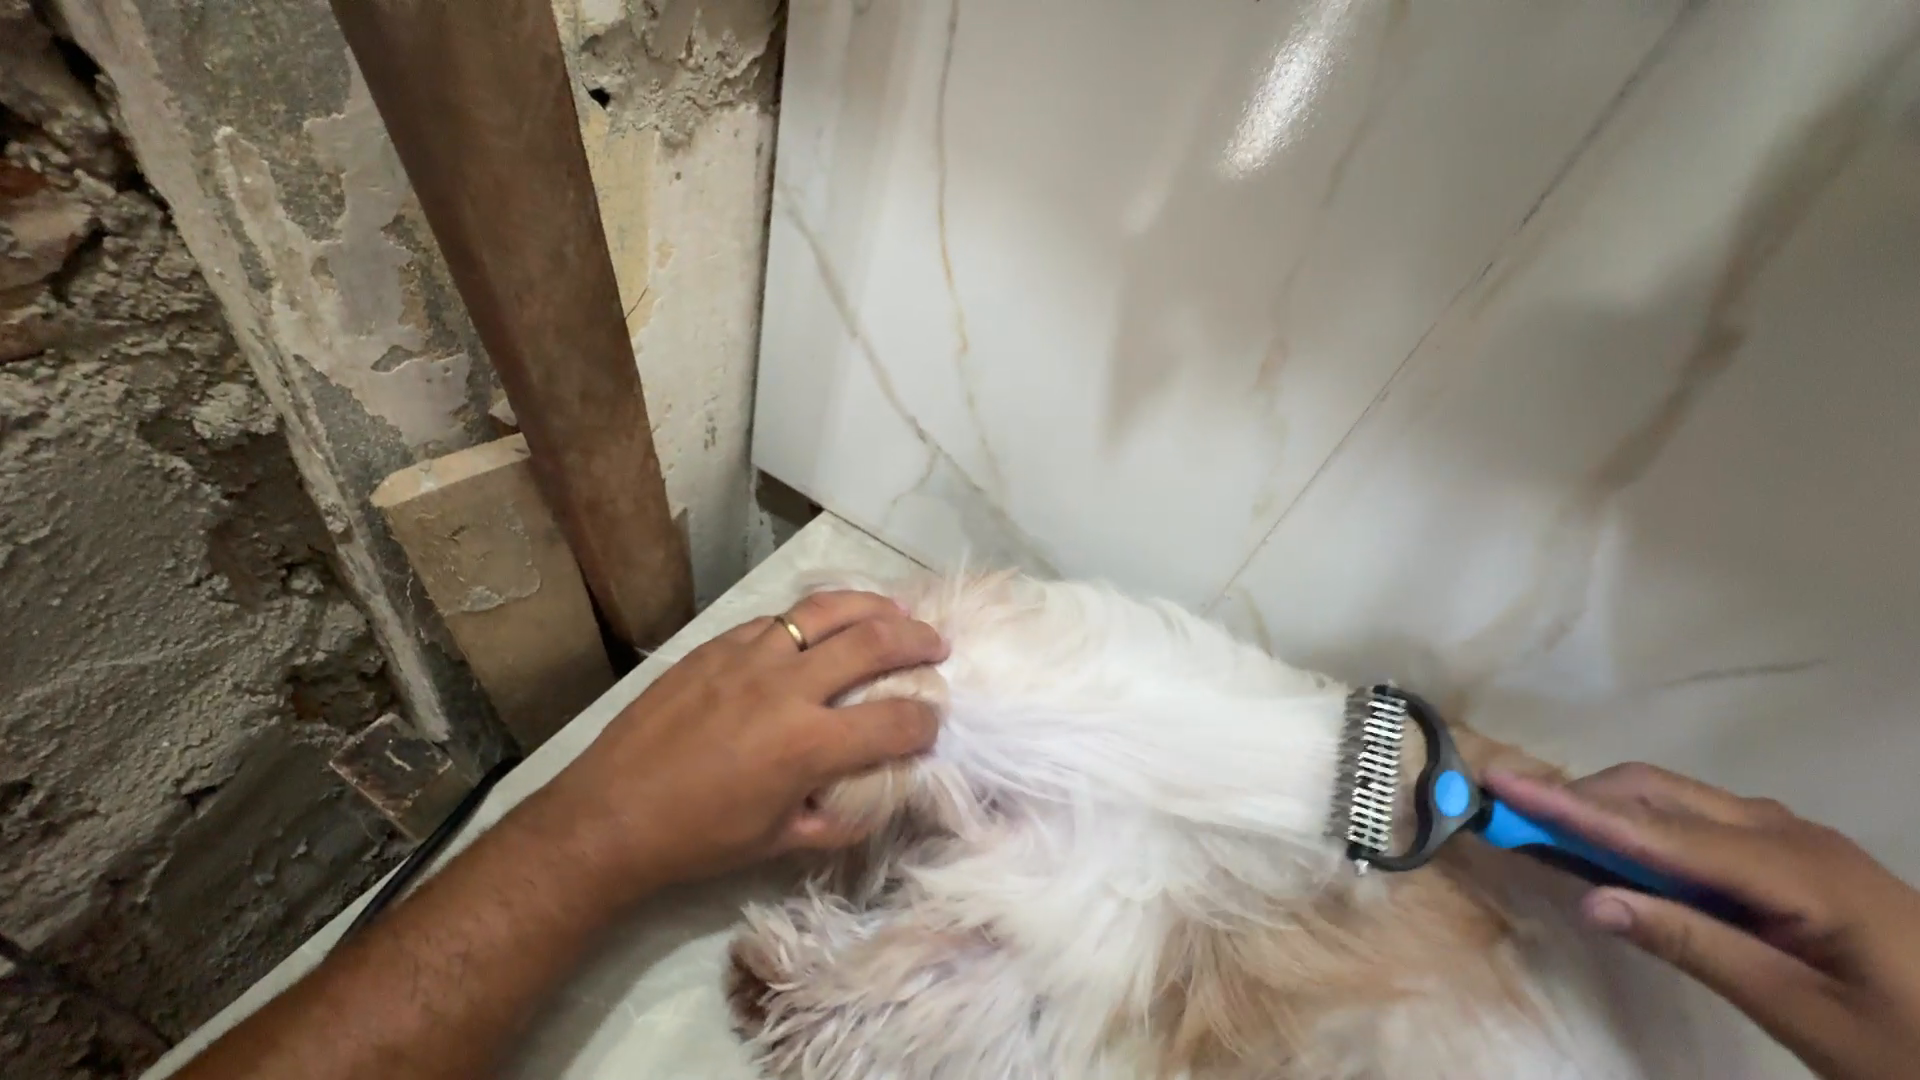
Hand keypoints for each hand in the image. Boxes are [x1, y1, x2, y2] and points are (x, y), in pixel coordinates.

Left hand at [534, 590, 947, 898]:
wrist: (610, 814)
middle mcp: (787, 687)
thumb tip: (878, 798)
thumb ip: (839, 819)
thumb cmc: (700, 838)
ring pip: (826, 610)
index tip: (935, 721)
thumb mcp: (779, 842)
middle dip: (919, 642)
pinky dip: (813, 618)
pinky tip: (822, 625)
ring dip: (872, 607)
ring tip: (896, 611)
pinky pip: (779, 619)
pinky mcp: (718, 645)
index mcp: (807, 745)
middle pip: (873, 643)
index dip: (928, 720)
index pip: (895, 721)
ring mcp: (750, 656)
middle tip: (938, 646)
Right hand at [1487, 765, 1919, 1079]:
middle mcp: (1789, 833)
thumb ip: (1697, 947)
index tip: (1497, 783)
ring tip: (1552, 833)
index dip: (1568, 807)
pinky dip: (1642, 826)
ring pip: (1674, 798)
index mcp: (1798, 872)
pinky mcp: (1793, 852)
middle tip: (1513, 816)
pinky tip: (1622, 854)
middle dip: (1579, 797)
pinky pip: (1698, 819)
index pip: (1654, 831)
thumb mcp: (1807, 1015)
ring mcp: (1794, 837)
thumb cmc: (1915, 1047)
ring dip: (1606, 808)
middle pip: (1657, 791)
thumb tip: (1592, 902)